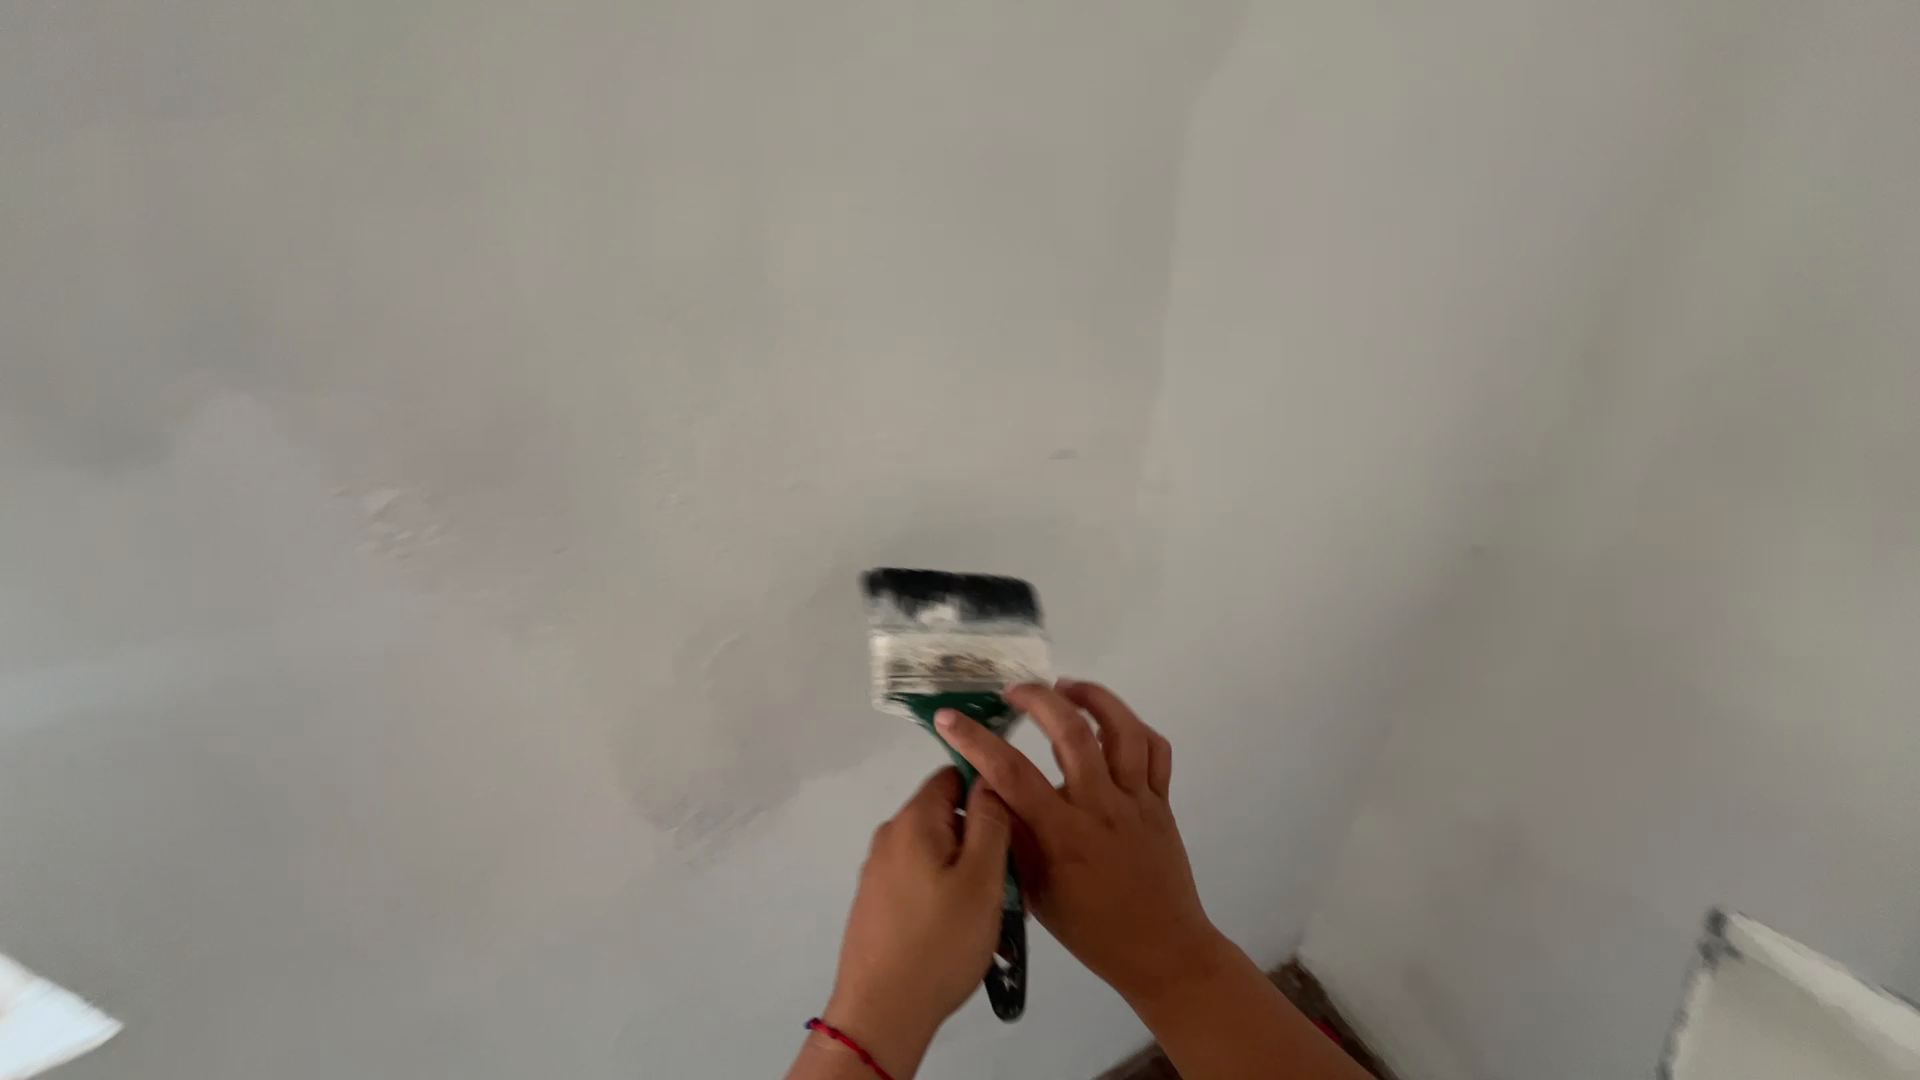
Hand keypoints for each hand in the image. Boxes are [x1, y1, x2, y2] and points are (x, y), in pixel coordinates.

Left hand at [819, 768, 1011, 1077]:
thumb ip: (989, 821)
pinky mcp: (877, 902)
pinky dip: (945, 892)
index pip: (952, 775)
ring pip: (936, 852)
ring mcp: (879, 871)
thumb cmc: (939, 942)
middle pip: (946, 815)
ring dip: (967, 871)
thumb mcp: (982, 877)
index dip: (986, 789)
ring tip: (992, 911)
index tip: (1012, 822)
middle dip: (981, 839)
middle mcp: (890, 836)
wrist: (881, 1014)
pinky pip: (921, 879)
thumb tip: (988, 778)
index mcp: (914, 820)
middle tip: (1010, 878)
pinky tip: (963, 929)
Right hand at [934, 680, 1227, 1007]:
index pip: (1011, 775)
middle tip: (1013, 692)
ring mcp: (1137, 800)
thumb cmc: (1089, 927)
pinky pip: (1156, 750)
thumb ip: (1011, 835)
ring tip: (1065, 687)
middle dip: (1038, 700)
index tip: (949, 719)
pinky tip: (1109, 722)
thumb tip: (985, 789)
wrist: (1161, 951)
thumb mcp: (1034, 890)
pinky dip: (1133, 726)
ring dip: (1093, 698)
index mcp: (1064, 835)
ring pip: (1122, 730)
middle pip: (1072, 733)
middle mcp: (1101, 808)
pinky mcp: (1162, 800)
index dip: (975, 741)